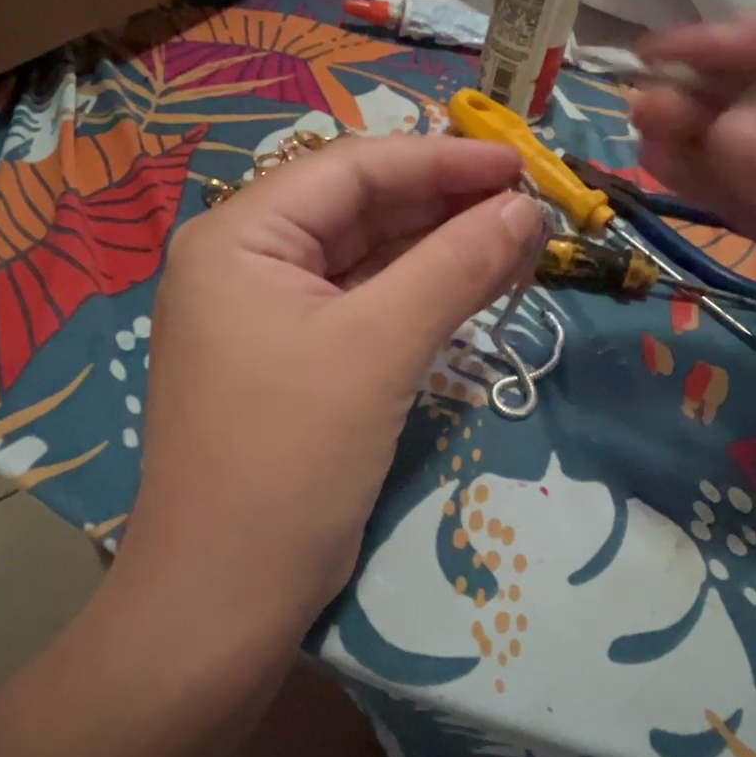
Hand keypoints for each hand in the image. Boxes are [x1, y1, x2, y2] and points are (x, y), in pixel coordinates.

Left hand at [120, 134, 544, 624]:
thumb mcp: (378, 349)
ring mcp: (269, 315)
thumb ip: (454, 267)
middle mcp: (246, 262)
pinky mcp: (296, 361)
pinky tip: (479, 287)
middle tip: (531, 208)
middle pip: (360, 209)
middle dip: (446, 204)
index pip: (352, 168)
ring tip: (521, 242)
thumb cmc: (289, 458)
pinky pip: (366, 306)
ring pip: (368, 259)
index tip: (521, 164)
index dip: (441, 159)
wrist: (224, 597)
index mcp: (239, 237)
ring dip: (442, 250)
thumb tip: (526, 209)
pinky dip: (421, 296)